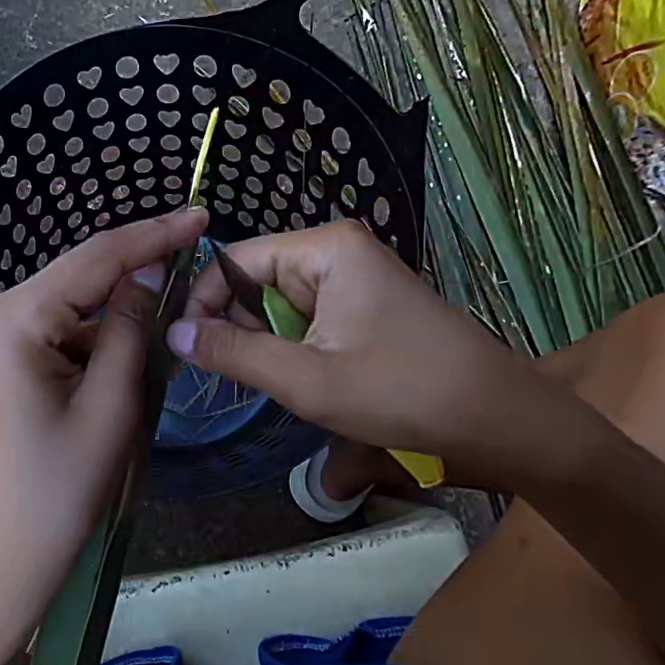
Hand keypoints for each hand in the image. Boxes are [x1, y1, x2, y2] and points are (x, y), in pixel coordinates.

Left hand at [0, 208, 206, 653]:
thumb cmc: (58, 495)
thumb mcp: (109, 408)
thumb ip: (130, 329)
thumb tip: (150, 270)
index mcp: (8, 320)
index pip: (94, 259)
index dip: (153, 235)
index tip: (202, 215)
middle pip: (75, 284)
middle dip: (133, 285)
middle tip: (192, 286)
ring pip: (64, 315)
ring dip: (111, 326)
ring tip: (157, 352)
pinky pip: (47, 340)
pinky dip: (85, 348)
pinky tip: (116, 373)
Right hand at [170, 220, 590, 490]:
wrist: (492, 416)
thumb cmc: (398, 391)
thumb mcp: (304, 378)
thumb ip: (232, 353)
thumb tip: (172, 333)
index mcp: (324, 248)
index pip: (234, 259)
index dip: (204, 302)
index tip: (187, 350)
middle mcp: (337, 251)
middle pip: (256, 280)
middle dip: (237, 327)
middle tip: (232, 376)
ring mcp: (354, 279)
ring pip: (279, 305)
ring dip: (266, 344)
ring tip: (274, 382)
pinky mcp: (365, 307)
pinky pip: (307, 320)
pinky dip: (292, 350)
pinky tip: (301, 380)